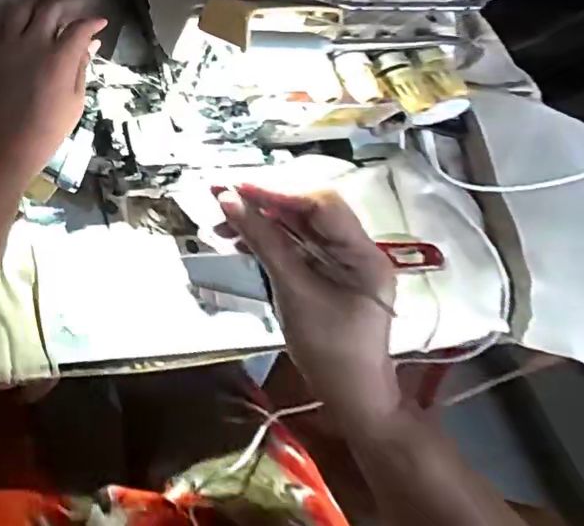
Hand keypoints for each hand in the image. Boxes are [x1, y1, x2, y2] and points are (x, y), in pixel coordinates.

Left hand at [0, 0, 106, 184]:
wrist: (2, 148)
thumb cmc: (45, 132)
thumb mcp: (74, 102)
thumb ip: (80, 67)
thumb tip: (88, 44)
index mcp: (58, 58)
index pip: (79, 27)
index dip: (93, 21)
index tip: (100, 21)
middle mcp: (31, 43)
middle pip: (50, 8)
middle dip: (68, 2)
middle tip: (76, 5)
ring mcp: (5, 45)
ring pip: (20, 8)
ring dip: (36, 0)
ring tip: (45, 0)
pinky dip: (9, 14)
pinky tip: (16, 16)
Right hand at [218, 186, 402, 425]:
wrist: (350, 396)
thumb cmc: (330, 348)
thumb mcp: (292, 289)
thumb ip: (262, 240)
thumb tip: (227, 198)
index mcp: (363, 252)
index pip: (320, 203)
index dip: (276, 190)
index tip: (235, 187)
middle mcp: (355, 246)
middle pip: (305, 205)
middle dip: (261, 198)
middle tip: (220, 192)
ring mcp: (339, 256)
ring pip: (293, 220)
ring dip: (256, 215)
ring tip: (220, 217)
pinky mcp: (322, 266)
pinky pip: (289, 237)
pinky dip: (261, 233)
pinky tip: (236, 237)